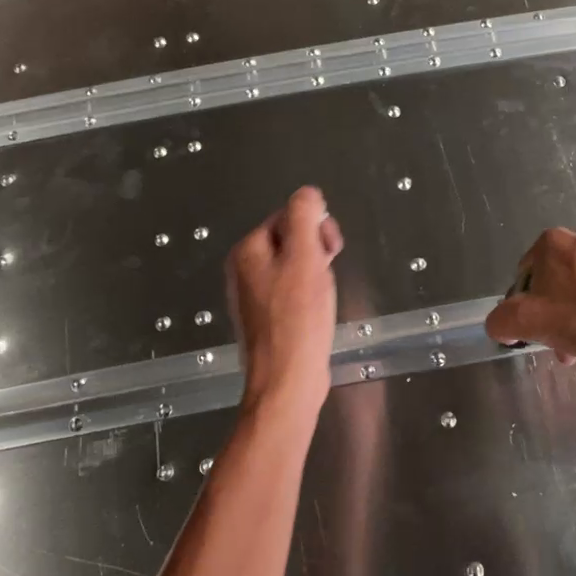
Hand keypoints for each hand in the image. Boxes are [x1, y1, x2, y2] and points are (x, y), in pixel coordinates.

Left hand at [227, 186, 344, 414]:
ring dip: (316, 275)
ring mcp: (253, 297)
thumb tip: (308, 194)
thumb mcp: (305, 257)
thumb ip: (305, 217)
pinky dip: (309, 296)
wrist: (287, 382)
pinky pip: (293, 292)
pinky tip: (317, 314)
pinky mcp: (267, 320)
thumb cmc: (298, 318)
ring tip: (323, 297)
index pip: (289, 217)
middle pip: (290, 240)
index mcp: (247, 251)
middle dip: (316, 251)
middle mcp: (243, 270)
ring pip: (294, 267)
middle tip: (328, 273)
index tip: (331, 251)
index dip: (315, 229)